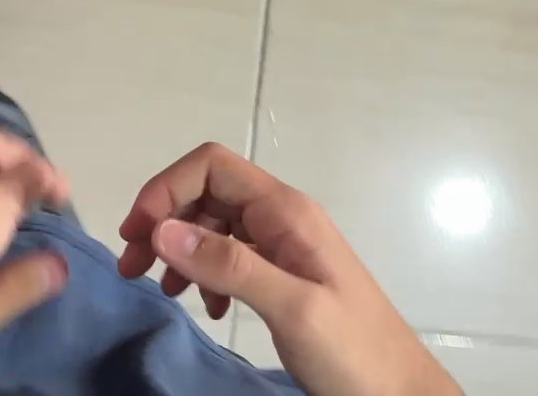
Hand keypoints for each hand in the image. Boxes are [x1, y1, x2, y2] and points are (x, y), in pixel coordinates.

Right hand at [118, 143, 458, 395]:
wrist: (402, 394)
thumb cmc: (352, 349)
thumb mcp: (291, 308)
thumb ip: (229, 265)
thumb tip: (162, 228)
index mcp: (285, 209)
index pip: (212, 165)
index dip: (168, 188)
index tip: (138, 236)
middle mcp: (280, 214)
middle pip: (209, 190)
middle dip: (166, 218)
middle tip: (134, 266)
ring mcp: (283, 241)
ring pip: (215, 222)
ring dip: (181, 247)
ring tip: (165, 290)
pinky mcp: (283, 270)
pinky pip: (230, 253)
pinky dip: (206, 271)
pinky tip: (207, 306)